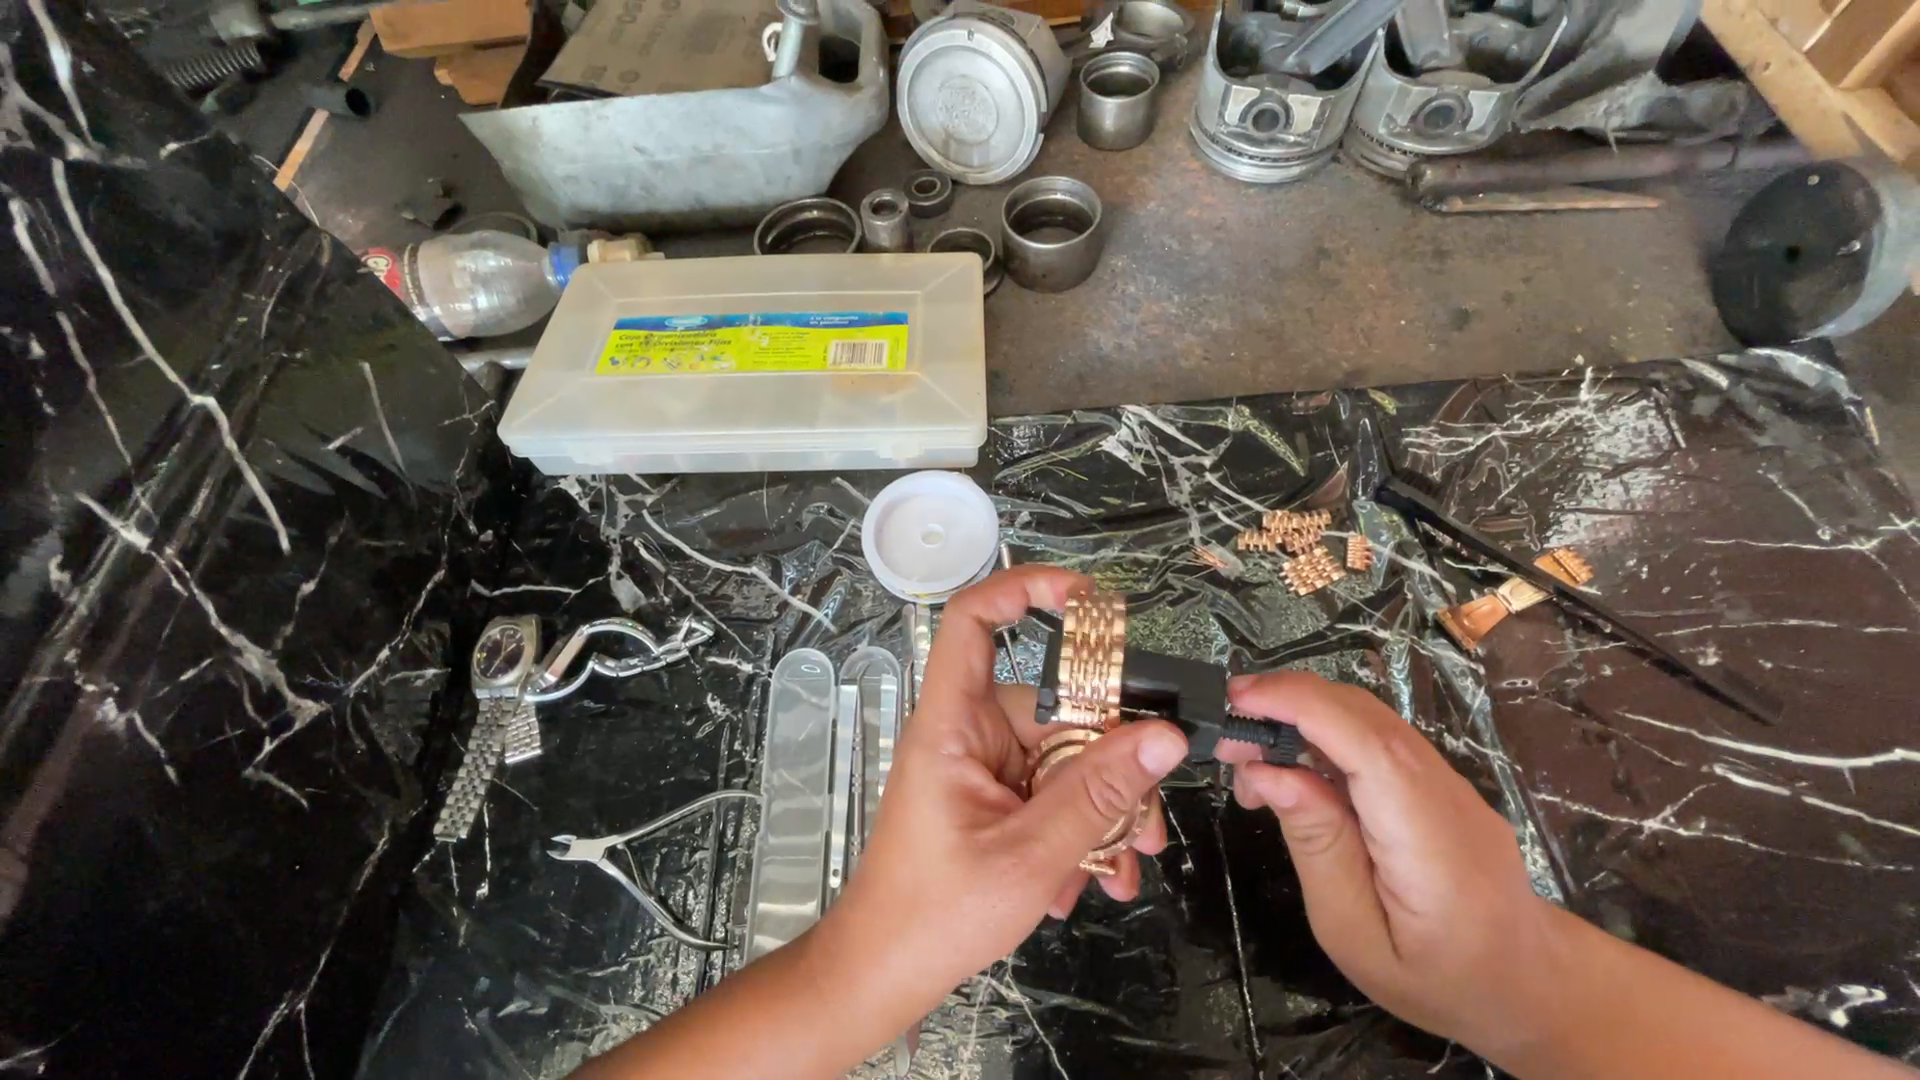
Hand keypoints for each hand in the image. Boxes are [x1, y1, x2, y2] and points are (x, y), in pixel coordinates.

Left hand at [816, 567, 1188, 1015]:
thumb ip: (1098, 793)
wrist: (884, 974)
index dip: (1025, 589)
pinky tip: (1095, 881)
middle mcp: (969, 732)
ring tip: (1126, 867)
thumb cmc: (937, 913)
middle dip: (1111, 763)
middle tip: (1151, 822)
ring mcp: (984, 766)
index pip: (972, 621)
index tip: (1091, 598)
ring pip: (1064, 758)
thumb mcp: (1030, 856)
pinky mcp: (995, 798)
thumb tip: (1165, 737)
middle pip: (1054, 708)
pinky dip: (1079, 829)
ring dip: (1103, 810)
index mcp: (952, 723)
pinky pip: (1052, 792)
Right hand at [1223, 672, 1565, 1052]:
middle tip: (1227, 735)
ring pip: (1369, 717)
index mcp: (1431, 842)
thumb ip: (1315, 847)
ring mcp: (1450, 780)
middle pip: (1365, 715)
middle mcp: (1447, 794)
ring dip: (1300, 716)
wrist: (1529, 986)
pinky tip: (1291, 767)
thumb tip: (1266, 771)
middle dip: (1287, 702)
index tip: (1237, 700)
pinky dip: (1322, 733)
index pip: (1367, 744)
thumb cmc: (1436, 978)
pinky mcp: (1438, 779)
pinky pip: (1376, 736)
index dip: (1300, 706)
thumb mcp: (1353, 934)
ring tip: (1248, 755)